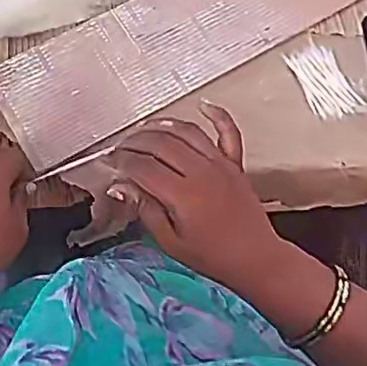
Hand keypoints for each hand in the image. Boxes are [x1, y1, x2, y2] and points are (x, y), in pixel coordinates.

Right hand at [108, 104, 285, 287]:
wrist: (256, 259)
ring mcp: (221, 165)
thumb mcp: (170, 242)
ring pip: (186, 132)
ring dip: (161, 126)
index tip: (110, 163)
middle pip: (161, 143)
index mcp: (184, 195)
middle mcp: (202, 173)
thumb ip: (145, 210)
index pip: (143, 167)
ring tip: (143, 129)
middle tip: (120, 148)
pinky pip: (228, 132)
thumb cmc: (213, 256)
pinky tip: (203, 106)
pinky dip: (217, 116)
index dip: (121, 162)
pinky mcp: (235, 164)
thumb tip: (122, 187)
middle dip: (134, 142)